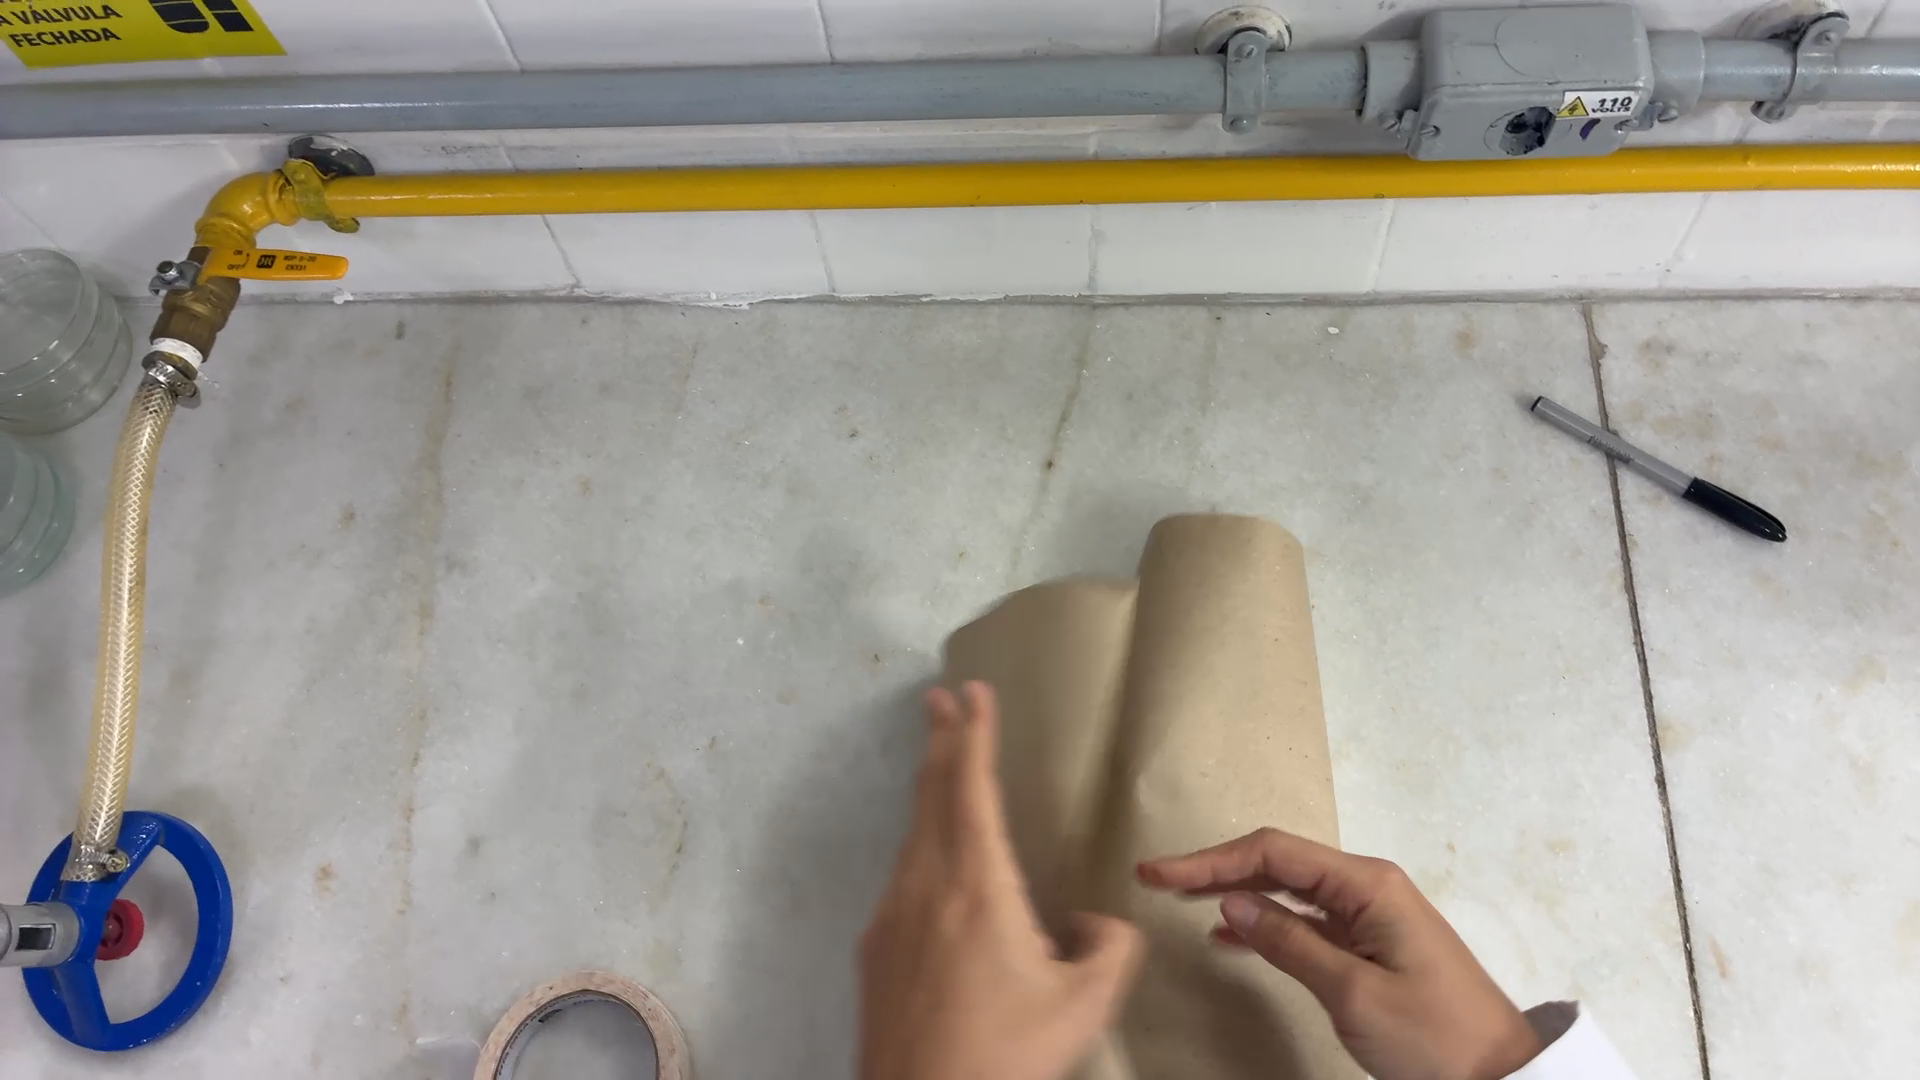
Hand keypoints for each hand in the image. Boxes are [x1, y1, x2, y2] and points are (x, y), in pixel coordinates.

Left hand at [859, 681, 1143, 1079]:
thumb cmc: (1004, 1056)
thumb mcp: (1082, 1007)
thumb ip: (1110, 949)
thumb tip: (1095, 920)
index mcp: (977, 883)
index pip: (973, 787)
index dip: (975, 734)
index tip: (972, 691)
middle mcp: (926, 882)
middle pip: (933, 791)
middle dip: (940, 737)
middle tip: (938, 697)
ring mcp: (891, 911)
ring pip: (914, 828)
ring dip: (928, 784)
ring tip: (938, 758)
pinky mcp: (873, 943)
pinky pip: (903, 870)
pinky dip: (920, 838)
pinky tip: (931, 857)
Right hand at [1139, 828, 1542, 1079]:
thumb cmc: (1434, 1041)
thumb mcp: (1355, 995)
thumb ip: (1288, 942)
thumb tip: (1229, 903)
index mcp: (1364, 883)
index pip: (1271, 854)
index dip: (1211, 860)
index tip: (1161, 875)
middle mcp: (1363, 885)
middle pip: (1274, 863)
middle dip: (1215, 868)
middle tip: (1157, 880)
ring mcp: (1366, 913)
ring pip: (1284, 889)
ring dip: (1233, 891)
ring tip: (1181, 900)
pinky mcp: (1367, 943)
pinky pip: (1303, 919)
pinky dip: (1263, 922)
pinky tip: (1227, 935)